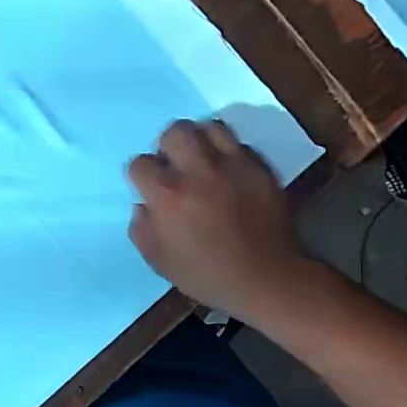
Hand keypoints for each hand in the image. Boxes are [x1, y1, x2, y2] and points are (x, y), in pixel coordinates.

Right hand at [127, 120, 310, 317]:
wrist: (266, 279)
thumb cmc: (209, 276)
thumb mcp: (161, 263)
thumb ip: (142, 229)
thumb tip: (143, 205)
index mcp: (169, 196)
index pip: (140, 164)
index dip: (141, 176)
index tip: (150, 188)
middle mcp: (199, 172)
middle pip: (175, 131)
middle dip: (168, 146)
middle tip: (175, 165)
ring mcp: (234, 166)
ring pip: (210, 127)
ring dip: (201, 140)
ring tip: (203, 160)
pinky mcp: (260, 169)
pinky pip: (240, 145)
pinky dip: (230, 155)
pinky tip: (230, 174)